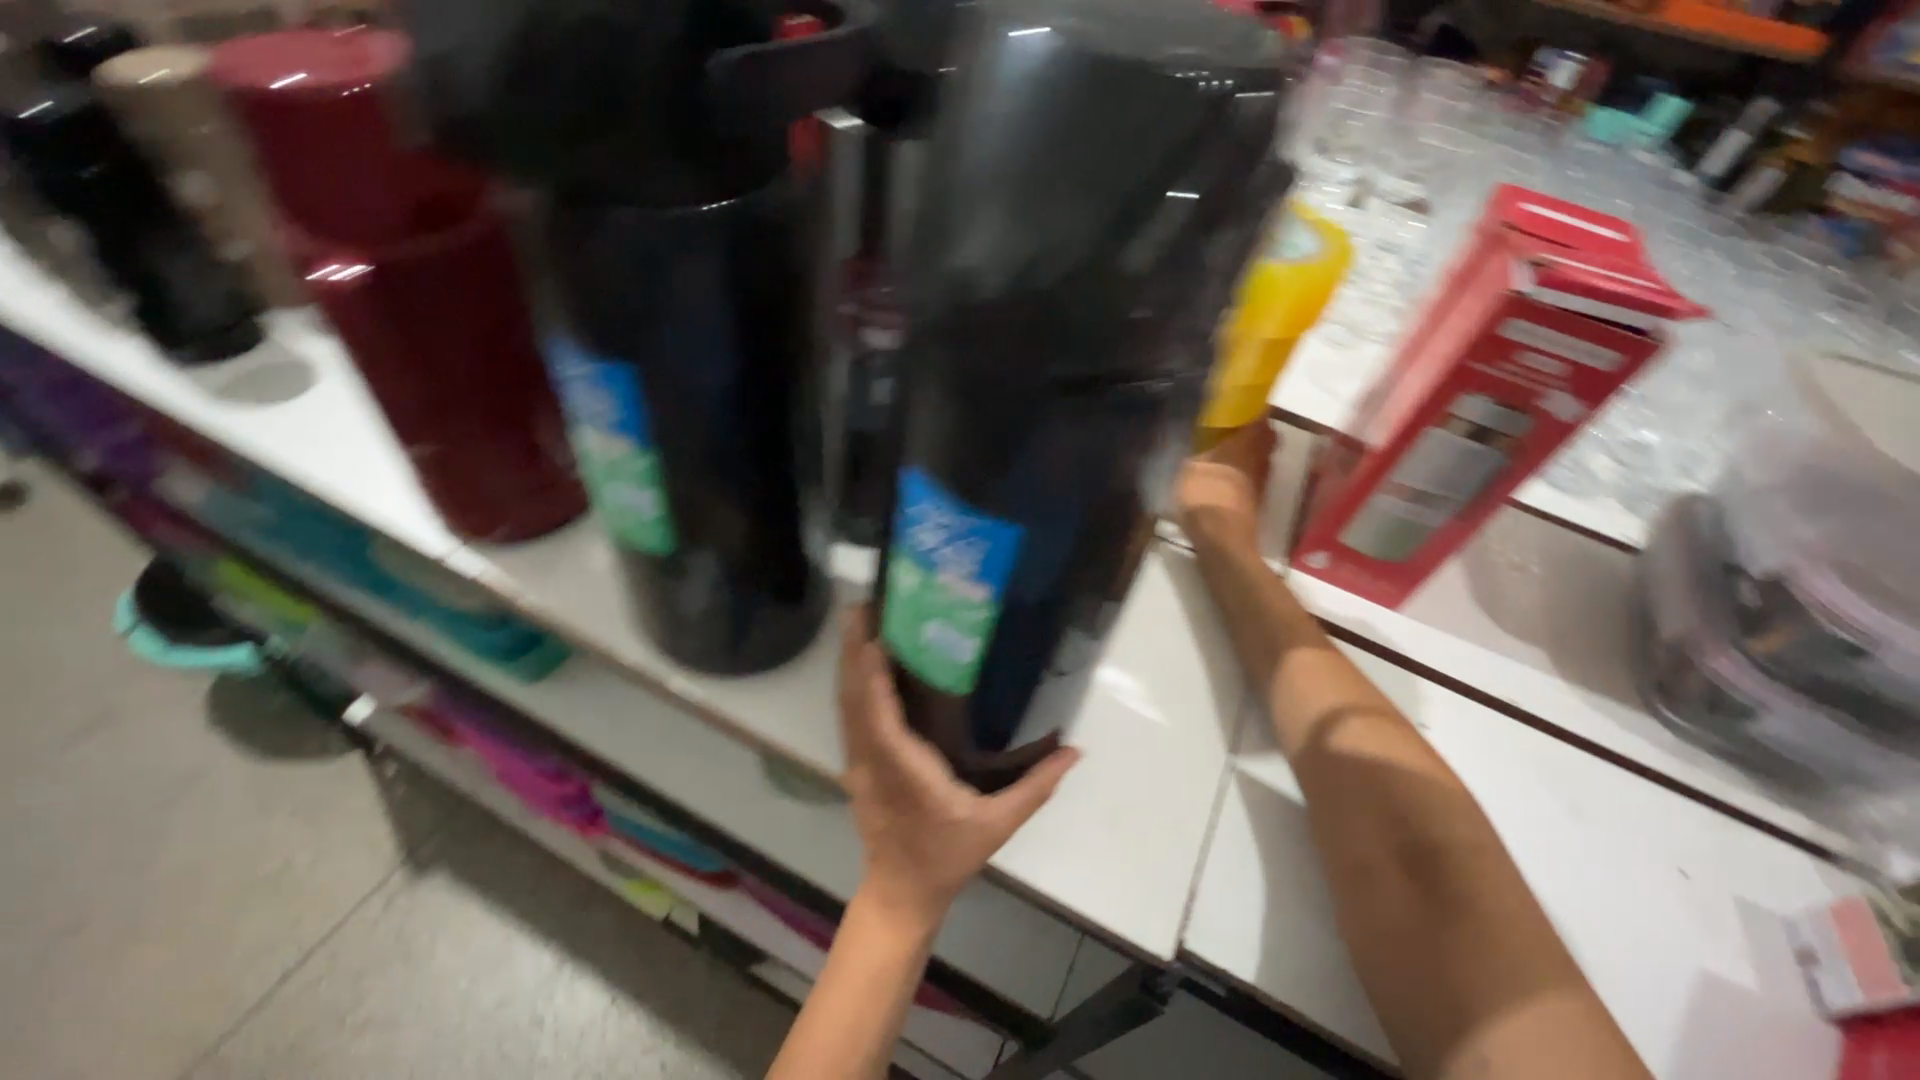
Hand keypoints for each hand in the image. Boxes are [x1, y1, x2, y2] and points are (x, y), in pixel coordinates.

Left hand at [837, 607, 1080, 928]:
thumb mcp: (998, 825)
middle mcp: (873, 765)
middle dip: (853, 652)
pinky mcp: (855, 766)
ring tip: (858, 619)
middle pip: (853, 702)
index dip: (873, 679)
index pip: (880, 720)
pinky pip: (848, 718)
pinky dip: (851, 685)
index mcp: (906, 774)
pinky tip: (860, 660)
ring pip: (845, 707)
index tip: (877, 637)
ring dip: (848, 663)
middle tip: (862, 606)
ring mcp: (858, 766)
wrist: (902, 891)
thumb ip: (1036, 787)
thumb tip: (1074, 750)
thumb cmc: (949, 856)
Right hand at [1178, 421, 1276, 553]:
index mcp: (1245, 445)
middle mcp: (1259, 461)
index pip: (1260, 420)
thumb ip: (1194, 455)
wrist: (1222, 540)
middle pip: (1266, 441)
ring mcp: (1260, 484)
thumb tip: (1195, 449)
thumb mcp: (1188, 471)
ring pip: (1261, 462)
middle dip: (1255, 436)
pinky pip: (1251, 482)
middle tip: (1236, 433)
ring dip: (1248, 458)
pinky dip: (1241, 479)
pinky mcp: (1255, 505)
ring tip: (1225, 458)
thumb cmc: (1205, 496)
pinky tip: (1222, 483)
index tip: (1243, 409)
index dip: (1255, 413)